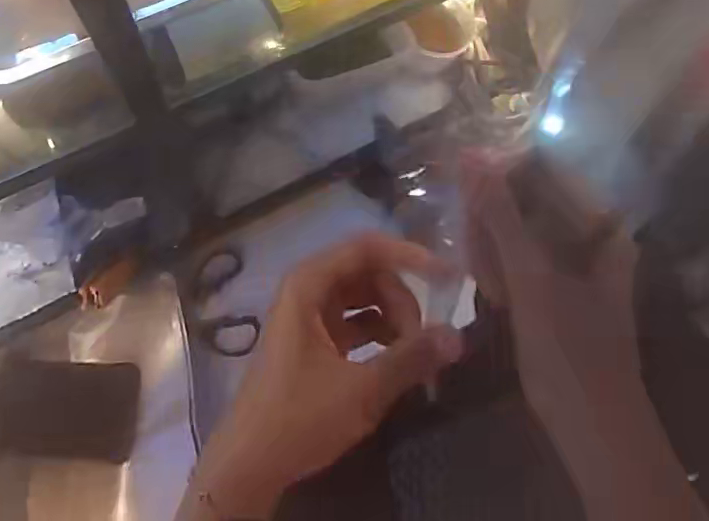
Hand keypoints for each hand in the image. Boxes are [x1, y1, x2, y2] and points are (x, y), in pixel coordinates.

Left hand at [185, 233, 463, 518]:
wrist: (251, 461)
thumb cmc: (299, 416)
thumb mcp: (361, 390)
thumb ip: (410, 358)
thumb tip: (457, 336)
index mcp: (308, 282)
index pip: (365, 248)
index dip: (408, 255)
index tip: (447, 275)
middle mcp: (306, 288)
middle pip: (366, 272)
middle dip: (401, 298)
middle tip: (425, 340)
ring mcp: (308, 313)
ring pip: (362, 297)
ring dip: (393, 317)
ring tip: (416, 354)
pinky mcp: (313, 338)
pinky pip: (354, 320)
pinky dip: (379, 333)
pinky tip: (400, 360)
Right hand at [460, 149, 705, 520]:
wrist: (593, 430)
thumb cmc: (568, 347)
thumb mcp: (530, 273)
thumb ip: (500, 211)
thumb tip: (472, 154)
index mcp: (600, 224)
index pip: (544, 166)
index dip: (501, 168)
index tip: (463, 181)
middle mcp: (590, 234)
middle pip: (528, 195)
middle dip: (492, 213)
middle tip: (471, 241)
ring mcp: (572, 260)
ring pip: (516, 225)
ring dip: (491, 242)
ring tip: (484, 275)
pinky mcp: (555, 284)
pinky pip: (517, 254)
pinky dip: (498, 264)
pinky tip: (490, 289)